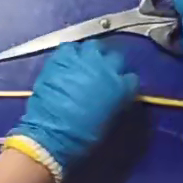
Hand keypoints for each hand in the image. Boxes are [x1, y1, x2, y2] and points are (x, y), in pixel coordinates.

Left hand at [5, 40, 138, 182]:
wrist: (51, 134)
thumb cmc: (83, 136)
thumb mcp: (109, 123)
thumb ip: (117, 104)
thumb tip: (117, 98)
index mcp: (121, 87)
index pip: (131, 79)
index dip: (124, 84)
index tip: (118, 89)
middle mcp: (106, 68)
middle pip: (115, 58)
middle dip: (110, 66)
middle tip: (101, 75)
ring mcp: (83, 60)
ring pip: (93, 47)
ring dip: (91, 55)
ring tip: (85, 65)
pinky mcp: (61, 59)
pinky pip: (69, 49)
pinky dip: (70, 54)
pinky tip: (68, 63)